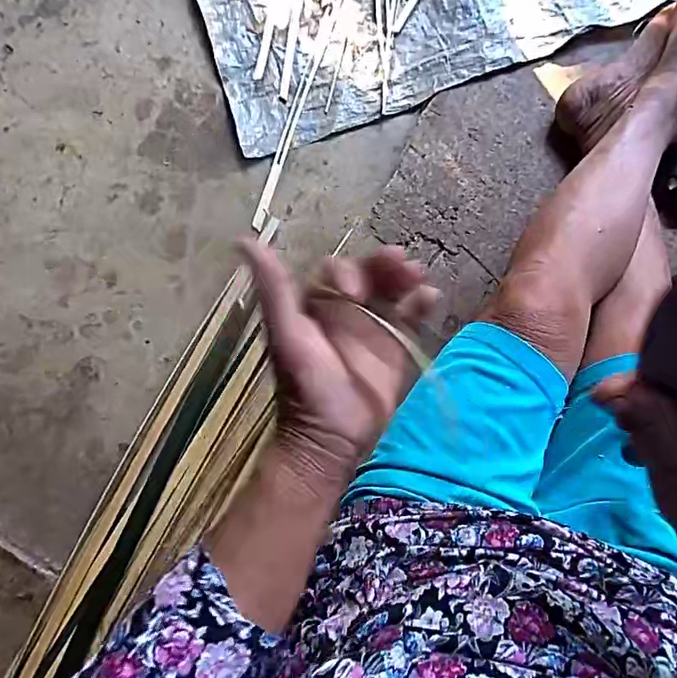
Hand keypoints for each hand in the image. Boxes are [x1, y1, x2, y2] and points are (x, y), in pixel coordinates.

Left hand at [239, 239, 439, 484]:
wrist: (333, 436)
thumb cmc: (306, 387)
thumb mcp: (287, 334)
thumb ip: (274, 290)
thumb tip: (246, 240)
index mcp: (316, 305)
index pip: (337, 271)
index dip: (350, 271)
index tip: (356, 289)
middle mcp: (346, 311)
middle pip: (371, 276)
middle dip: (386, 267)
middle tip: (404, 263)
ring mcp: (375, 328)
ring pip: (394, 291)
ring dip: (407, 279)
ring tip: (419, 276)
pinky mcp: (398, 346)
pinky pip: (412, 317)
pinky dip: (422, 304)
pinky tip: (431, 296)